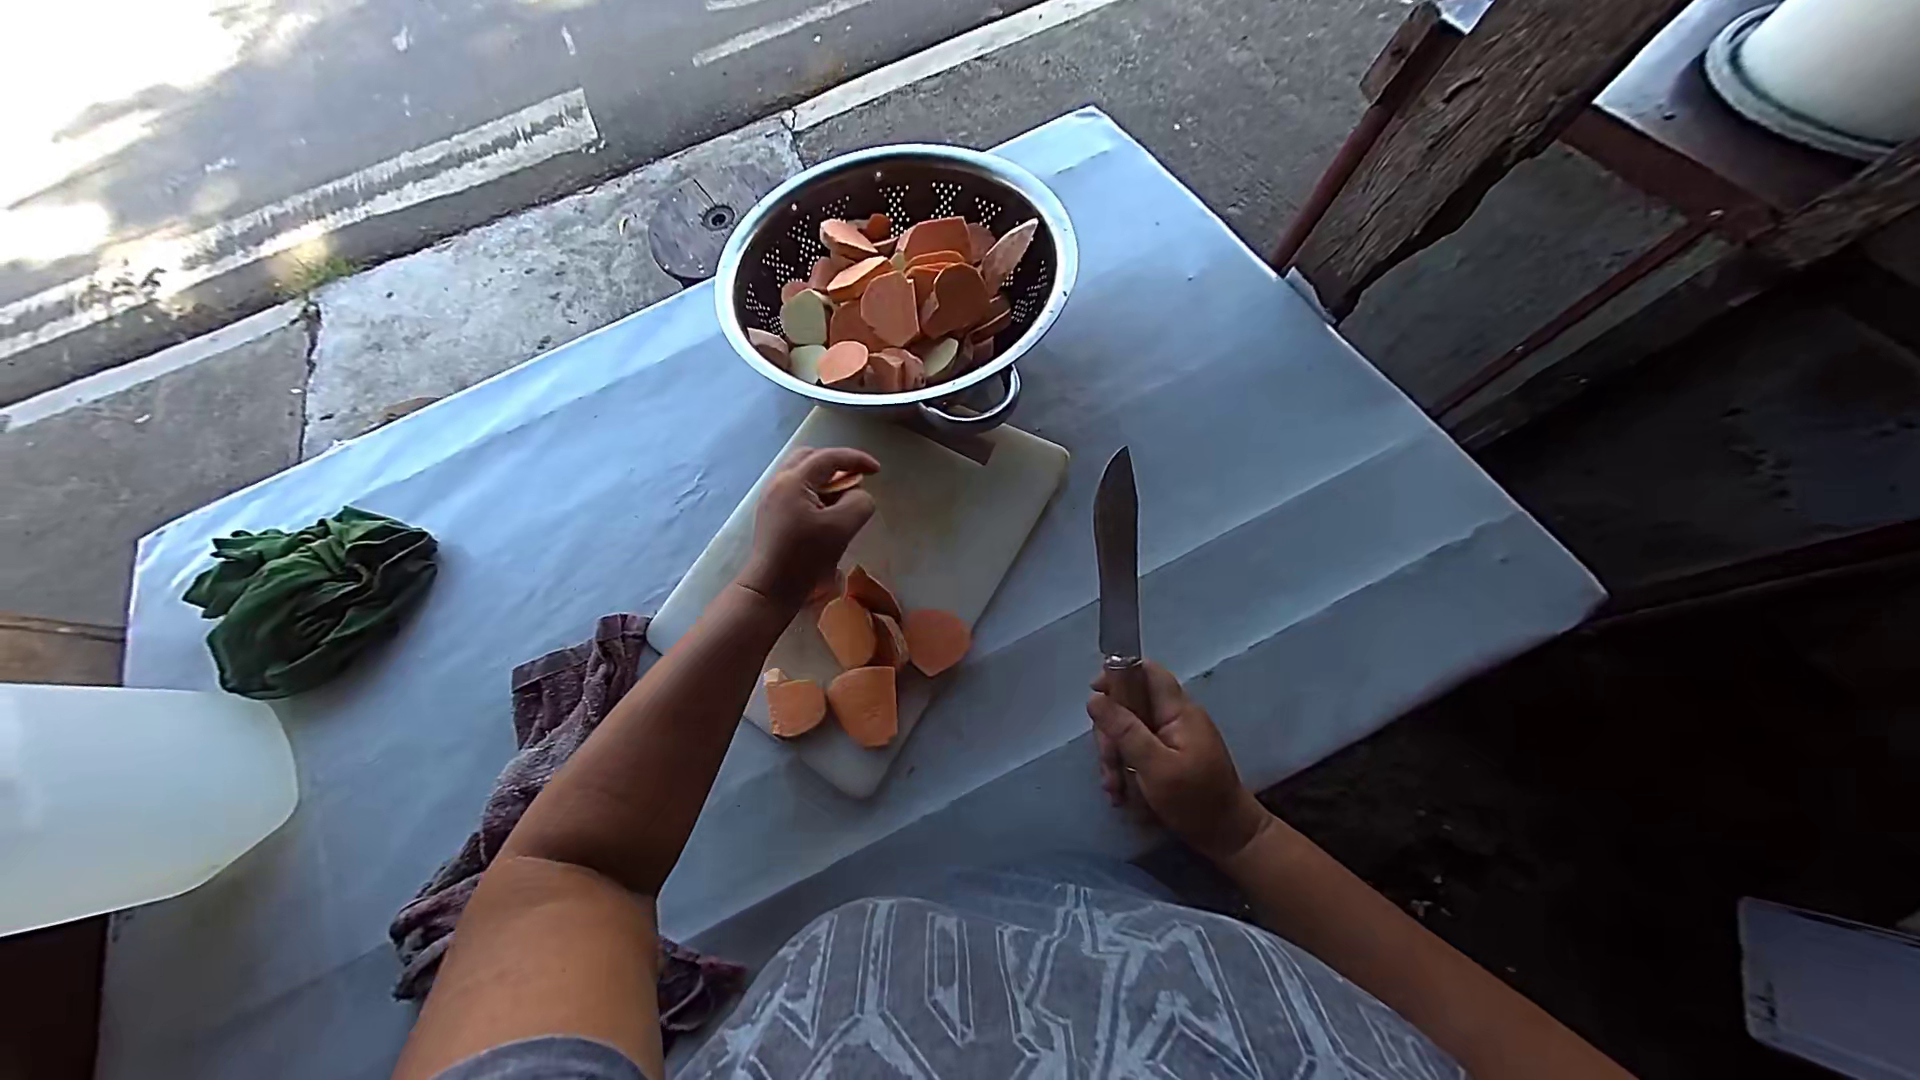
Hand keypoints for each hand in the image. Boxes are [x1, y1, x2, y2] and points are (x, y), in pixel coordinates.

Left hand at [736, 447, 879, 605]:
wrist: (770, 588)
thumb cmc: (806, 556)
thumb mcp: (842, 528)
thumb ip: (859, 503)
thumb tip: (858, 495)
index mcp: (793, 481)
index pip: (829, 457)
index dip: (856, 460)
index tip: (877, 470)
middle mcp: (778, 483)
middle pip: (811, 458)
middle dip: (837, 464)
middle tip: (857, 479)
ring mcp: (771, 499)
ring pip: (802, 475)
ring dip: (826, 480)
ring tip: (844, 497)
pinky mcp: (771, 515)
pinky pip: (797, 492)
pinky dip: (816, 493)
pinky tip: (827, 513)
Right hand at [1088, 661, 1271, 861]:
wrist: (1229, 838)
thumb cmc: (1195, 800)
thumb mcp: (1155, 766)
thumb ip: (1125, 730)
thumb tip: (1095, 698)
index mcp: (1178, 711)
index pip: (1148, 671)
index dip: (1119, 673)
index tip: (1096, 693)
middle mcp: (1174, 717)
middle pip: (1130, 704)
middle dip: (1111, 731)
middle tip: (1107, 762)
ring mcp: (1170, 737)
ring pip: (1128, 729)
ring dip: (1114, 754)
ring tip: (1114, 787)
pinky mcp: (1167, 755)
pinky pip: (1136, 748)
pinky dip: (1124, 766)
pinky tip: (1120, 791)